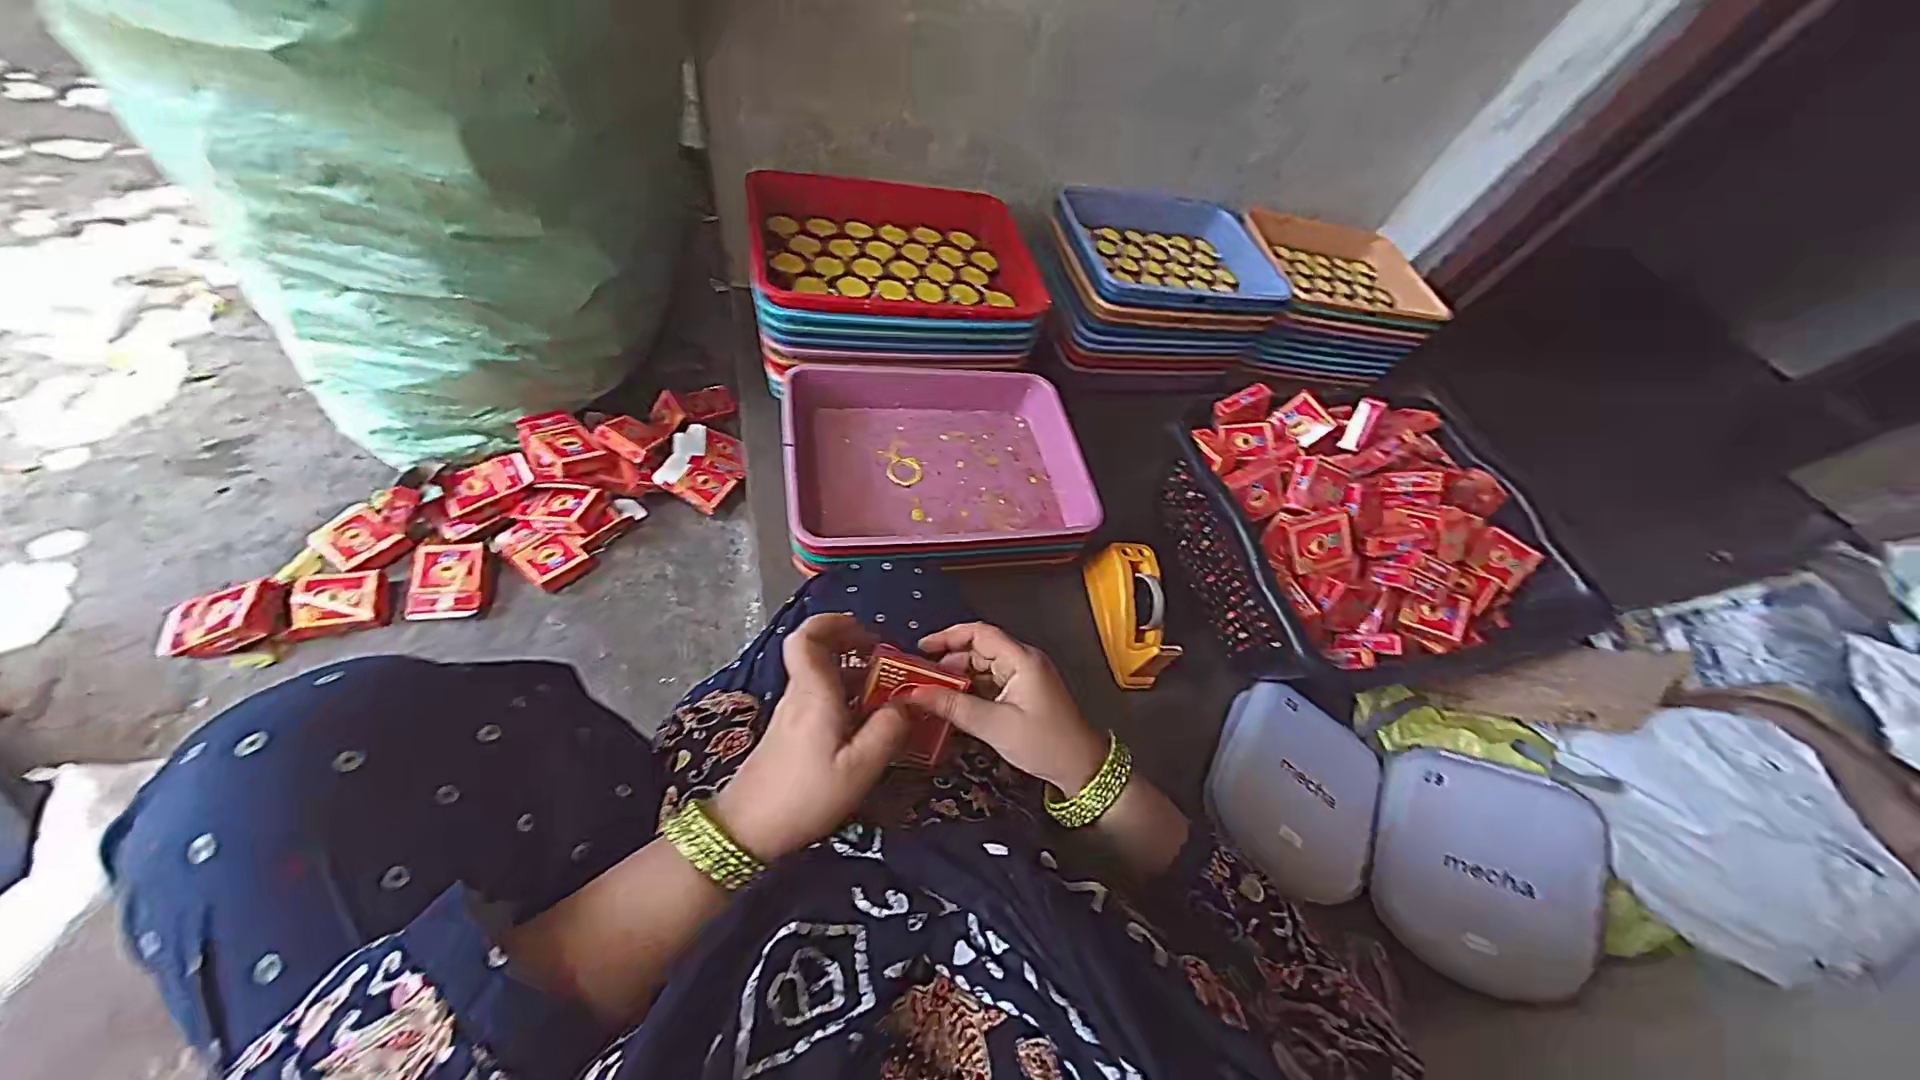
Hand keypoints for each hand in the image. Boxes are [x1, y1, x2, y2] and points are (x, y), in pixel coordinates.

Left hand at [710, 614, 910, 860]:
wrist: (749, 829)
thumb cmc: (806, 795)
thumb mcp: (860, 768)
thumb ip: (888, 730)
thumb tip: (907, 703)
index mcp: (815, 693)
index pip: (807, 637)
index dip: (832, 622)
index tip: (863, 629)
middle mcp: (801, 694)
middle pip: (817, 650)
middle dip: (851, 643)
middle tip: (883, 656)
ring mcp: (793, 712)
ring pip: (821, 674)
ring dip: (852, 672)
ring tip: (885, 690)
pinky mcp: (792, 731)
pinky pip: (820, 696)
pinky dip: (844, 695)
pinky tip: (864, 719)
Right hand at [905, 622, 1108, 792]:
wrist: (1082, 768)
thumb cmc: (1044, 743)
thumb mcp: (994, 725)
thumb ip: (954, 707)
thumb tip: (915, 693)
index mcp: (1021, 659)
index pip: (980, 633)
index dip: (948, 637)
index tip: (922, 649)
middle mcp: (1023, 661)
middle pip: (979, 649)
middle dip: (949, 661)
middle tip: (920, 678)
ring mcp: (1024, 676)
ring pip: (983, 666)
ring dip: (958, 677)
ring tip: (931, 692)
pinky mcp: (1024, 692)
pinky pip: (991, 681)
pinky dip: (971, 689)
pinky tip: (953, 703)